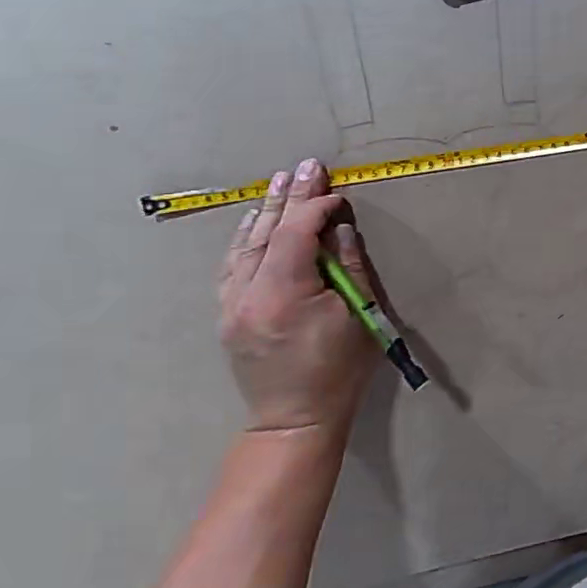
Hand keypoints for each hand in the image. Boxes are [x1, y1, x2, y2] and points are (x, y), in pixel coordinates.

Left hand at [217, 159, 381, 435]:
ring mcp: (231, 306)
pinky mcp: (227, 316)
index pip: (296, 234)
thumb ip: (349, 267)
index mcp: (283, 295)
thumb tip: (340, 228)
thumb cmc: (338, 371)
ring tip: (280, 181)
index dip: (317, 209)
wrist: (294, 421)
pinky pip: (232, 267)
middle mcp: (248, 295)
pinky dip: (245, 239)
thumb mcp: (359, 317)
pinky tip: (254, 220)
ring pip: (245, 247)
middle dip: (291, 197)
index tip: (338, 196)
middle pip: (269, 233)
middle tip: (307, 166)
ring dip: (266, 211)